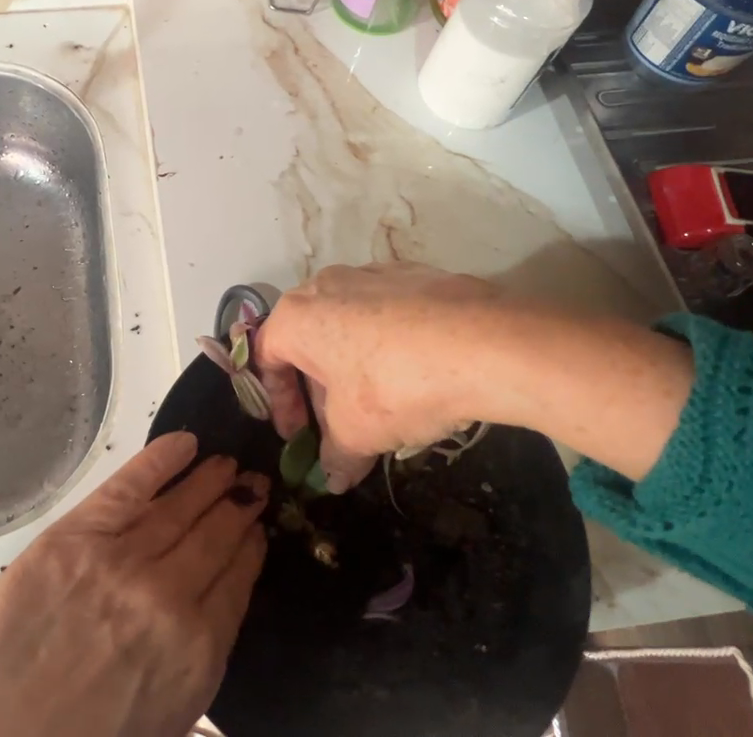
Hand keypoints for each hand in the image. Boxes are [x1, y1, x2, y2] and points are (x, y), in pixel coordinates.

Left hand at [0, 433, 268, 736]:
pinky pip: (129, 487)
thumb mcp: (167, 715)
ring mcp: (120, 561)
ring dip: (207, 481)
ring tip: (225, 464)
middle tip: (252, 484)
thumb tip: (217, 604)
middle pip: (215, 536)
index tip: (257, 529)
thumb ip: (198, 657)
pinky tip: (185, 444)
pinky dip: (160, 460)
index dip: (249, 549)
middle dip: (238, 507)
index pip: (237, 580)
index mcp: (196, 650)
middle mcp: (168, 597)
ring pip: (179, 508)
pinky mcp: (75, 537)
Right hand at [254, 263, 696, 490]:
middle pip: (307, 339)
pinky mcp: (415, 275)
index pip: (267, 358)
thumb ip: (335, 456)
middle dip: (317, 387)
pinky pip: (386, 313)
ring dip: (352, 366)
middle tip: (337, 426)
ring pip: (347, 324)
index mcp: (296, 316)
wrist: (485, 343)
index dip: (279, 402)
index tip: (297, 435)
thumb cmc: (395, 386)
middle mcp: (326, 284)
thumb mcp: (357, 433)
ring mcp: (372, 274)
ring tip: (379, 406)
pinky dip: (387, 346)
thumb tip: (332, 479)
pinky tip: (414, 377)